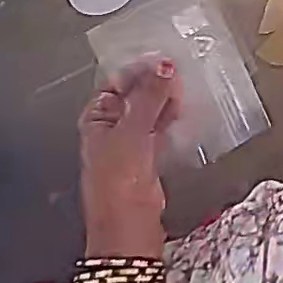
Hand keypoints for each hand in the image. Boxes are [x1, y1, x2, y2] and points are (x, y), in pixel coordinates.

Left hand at [78, 56, 182, 259]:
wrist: (130, 223)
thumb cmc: (120, 178)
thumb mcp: (132, 132)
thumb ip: (149, 97)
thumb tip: (164, 66)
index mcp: (96, 118)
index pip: (118, 82)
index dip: (140, 70)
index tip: (165, 59)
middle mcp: (111, 126)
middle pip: (135, 94)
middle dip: (156, 82)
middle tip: (180, 72)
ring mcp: (130, 140)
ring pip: (150, 109)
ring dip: (166, 98)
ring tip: (185, 88)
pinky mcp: (148, 153)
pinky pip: (160, 125)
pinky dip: (171, 115)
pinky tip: (184, 109)